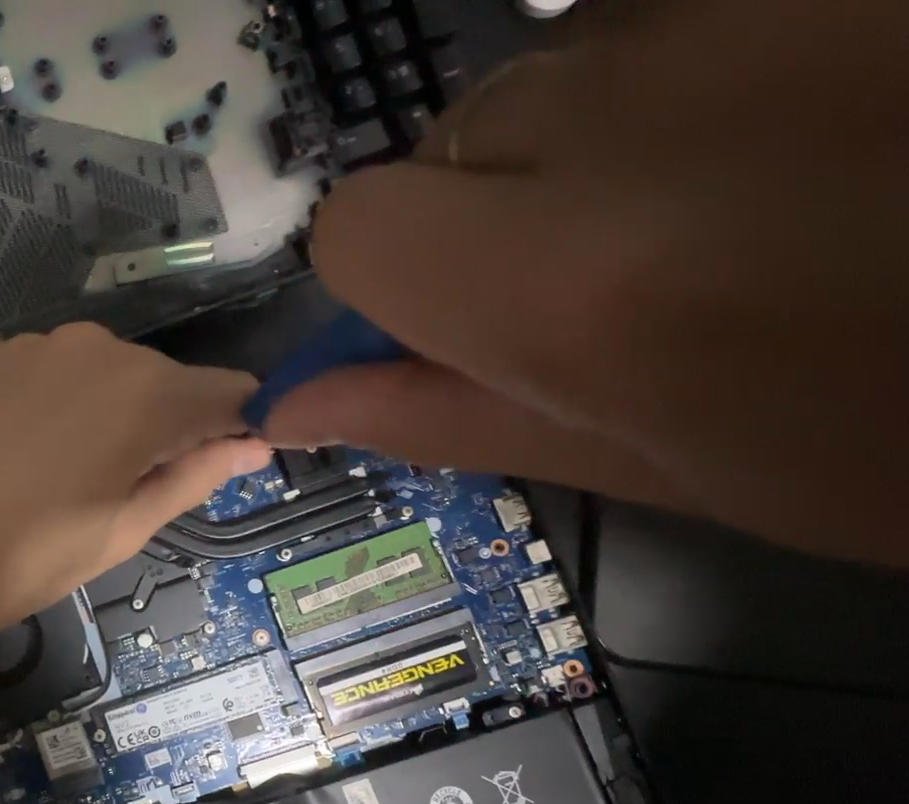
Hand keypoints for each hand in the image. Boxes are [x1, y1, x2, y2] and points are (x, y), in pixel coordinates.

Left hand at [0, 323, 266, 678]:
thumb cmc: (24, 559)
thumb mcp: (122, 530)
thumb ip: (194, 477)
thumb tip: (251, 444)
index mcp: (146, 393)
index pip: (229, 394)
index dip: (235, 430)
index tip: (215, 467)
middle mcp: (96, 348)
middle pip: (163, 380)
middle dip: (165, 425)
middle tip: (123, 490)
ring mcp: (33, 347)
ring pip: (103, 374)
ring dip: (106, 412)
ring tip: (62, 476)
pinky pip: (49, 373)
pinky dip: (56, 403)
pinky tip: (21, 452)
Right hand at [271, 0, 908, 564]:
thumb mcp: (652, 461)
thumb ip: (446, 415)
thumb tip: (296, 405)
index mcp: (567, 275)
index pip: (353, 228)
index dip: (383, 281)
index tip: (452, 324)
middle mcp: (628, 105)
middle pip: (448, 138)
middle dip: (486, 210)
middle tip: (611, 279)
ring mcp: (745, 4)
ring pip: (558, 68)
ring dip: (590, 139)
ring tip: (736, 198)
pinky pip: (672, 18)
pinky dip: (693, 75)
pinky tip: (804, 125)